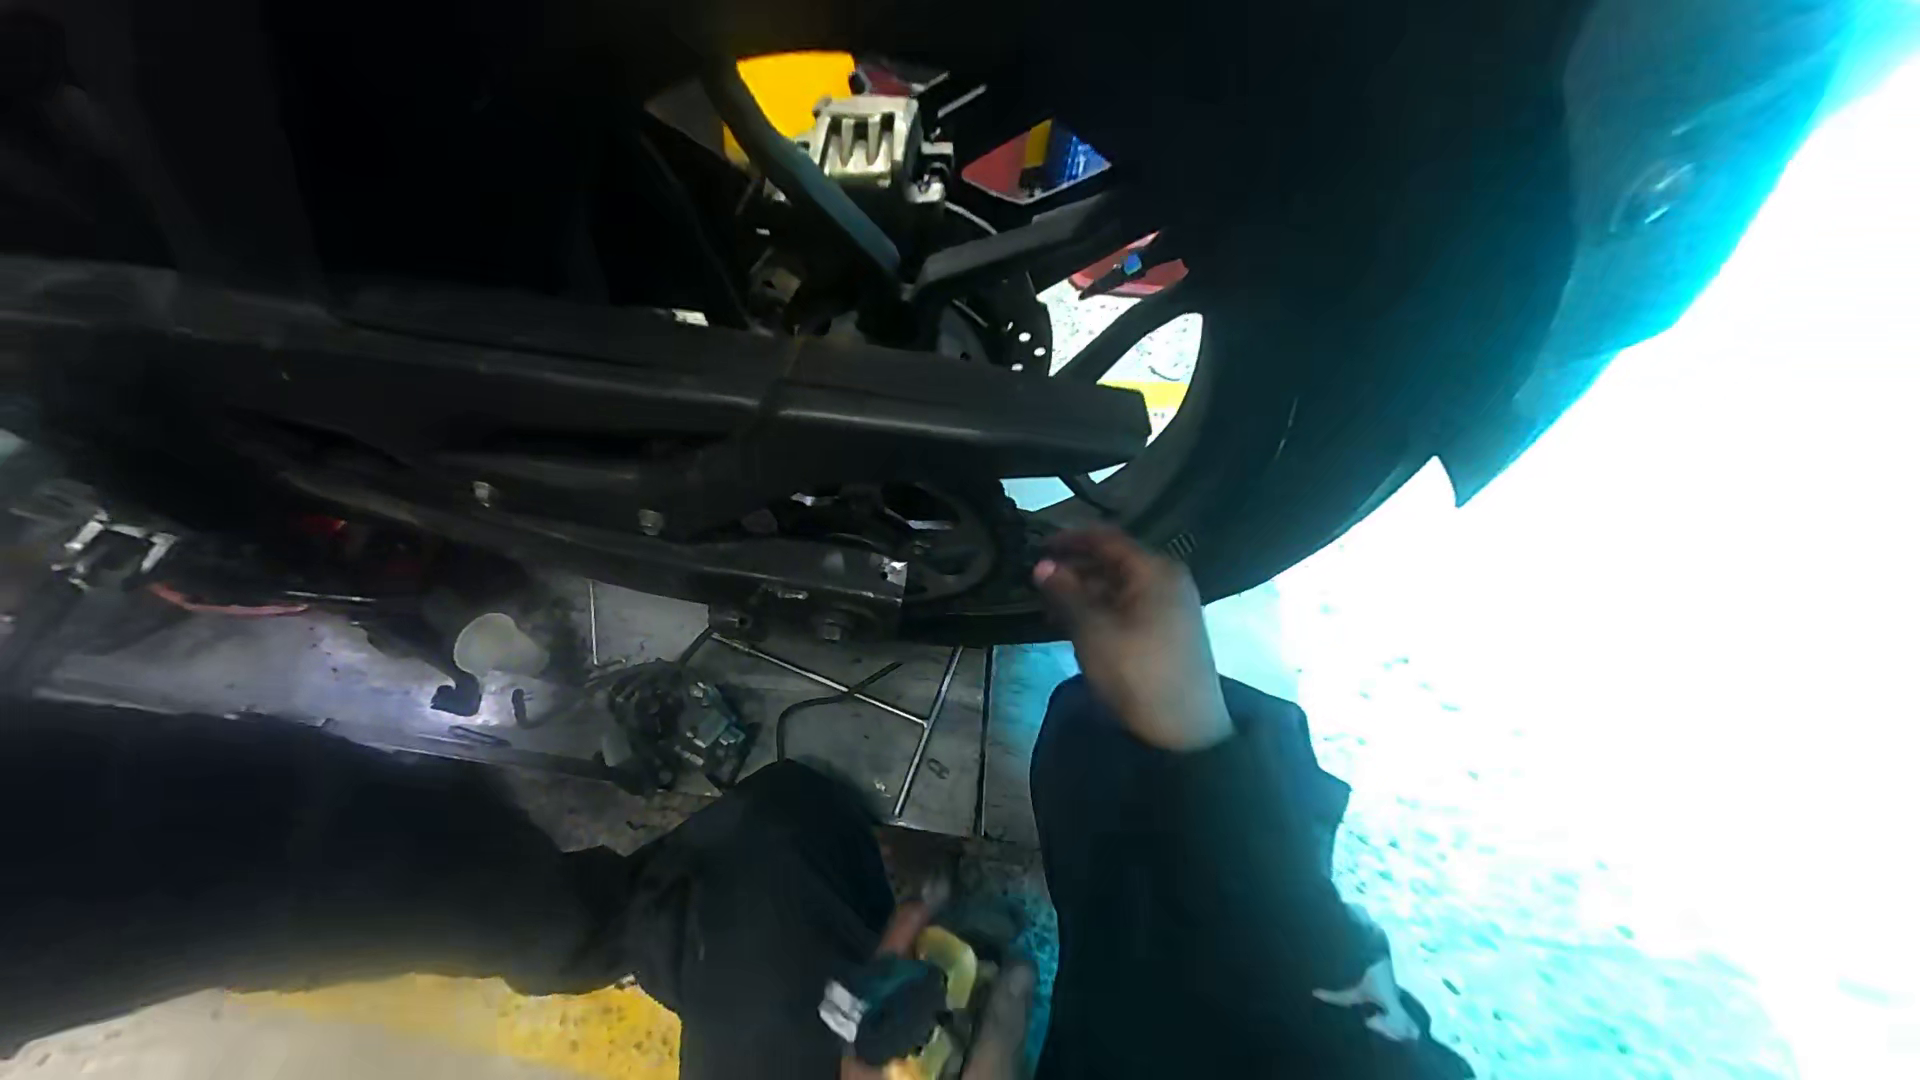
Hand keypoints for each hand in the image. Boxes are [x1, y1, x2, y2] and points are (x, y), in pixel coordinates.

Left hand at [840, 900, 1036, 1079]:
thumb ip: (999, 1032)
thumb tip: (1021, 964)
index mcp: (872, 1043)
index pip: (887, 961)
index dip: (912, 919)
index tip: (943, 885)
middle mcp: (870, 1046)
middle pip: (899, 973)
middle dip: (936, 937)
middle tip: (975, 911)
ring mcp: (883, 1063)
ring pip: (912, 998)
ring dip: (946, 969)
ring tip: (983, 942)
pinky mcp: (901, 1075)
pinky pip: (923, 1025)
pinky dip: (950, 1004)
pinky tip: (979, 997)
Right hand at [1033, 527, 1231, 750]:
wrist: (1183, 731)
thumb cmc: (1136, 671)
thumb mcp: (1092, 630)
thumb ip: (1065, 593)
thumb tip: (1042, 566)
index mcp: (1155, 570)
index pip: (1106, 539)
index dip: (1069, 539)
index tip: (1038, 547)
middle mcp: (1167, 580)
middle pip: (1113, 561)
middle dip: (1075, 569)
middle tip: (1040, 581)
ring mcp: (1171, 606)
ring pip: (1119, 586)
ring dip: (1085, 591)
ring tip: (1051, 606)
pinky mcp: (1169, 630)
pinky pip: (1129, 606)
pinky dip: (1102, 609)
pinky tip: (1077, 624)